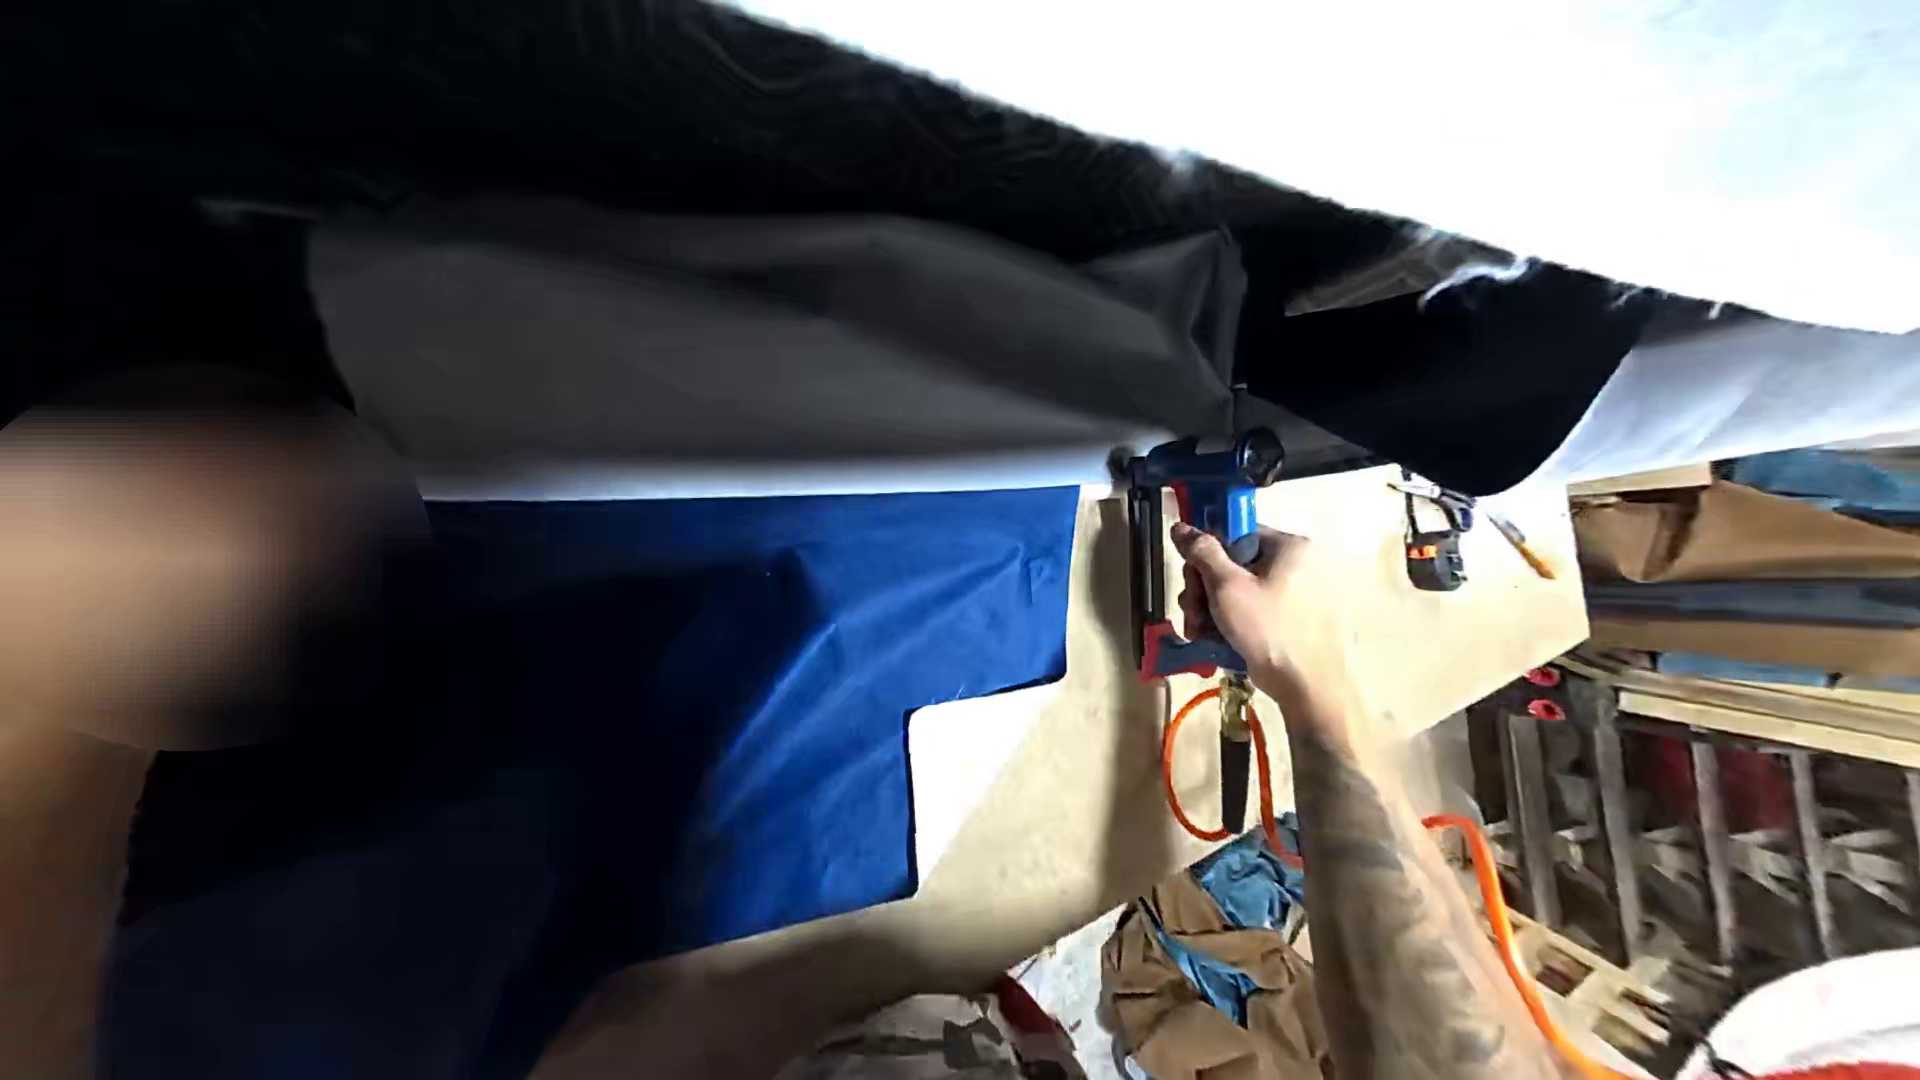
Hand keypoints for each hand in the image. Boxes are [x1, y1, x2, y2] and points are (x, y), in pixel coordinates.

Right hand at [1170, 522, 1347, 705]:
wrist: (1307, 686)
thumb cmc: (1267, 627)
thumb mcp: (1226, 586)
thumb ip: (1201, 552)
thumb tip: (1180, 525)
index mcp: (1289, 547)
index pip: (1235, 534)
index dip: (1207, 555)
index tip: (1191, 578)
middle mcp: (1295, 564)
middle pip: (1231, 564)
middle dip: (1203, 590)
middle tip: (1192, 613)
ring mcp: (1294, 594)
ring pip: (1236, 590)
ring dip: (1209, 608)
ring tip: (1199, 631)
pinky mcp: (1289, 619)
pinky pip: (1251, 609)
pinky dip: (1229, 621)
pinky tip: (1213, 639)